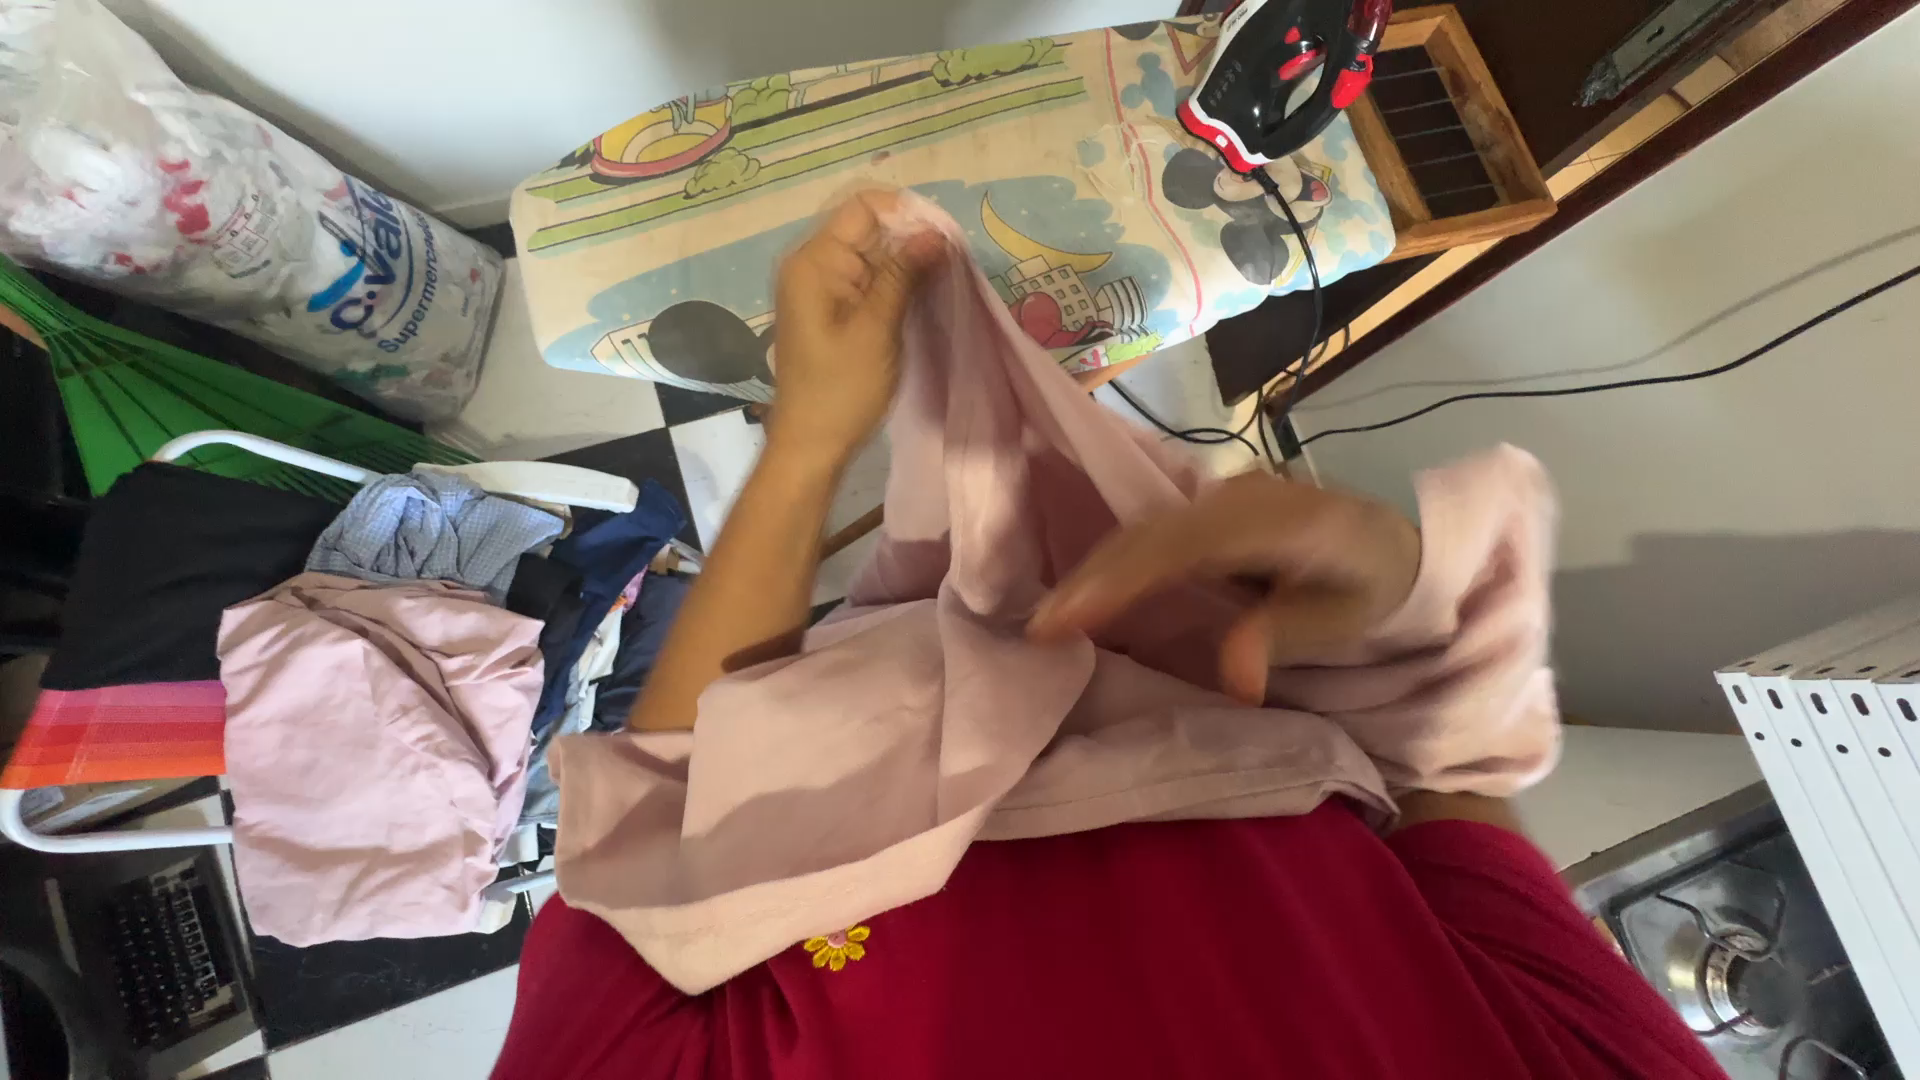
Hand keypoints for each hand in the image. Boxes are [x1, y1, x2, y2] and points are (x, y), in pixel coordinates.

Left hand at [767, 189, 943, 470]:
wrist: (812, 444)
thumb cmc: (841, 390)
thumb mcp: (877, 329)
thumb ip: (903, 275)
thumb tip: (935, 233)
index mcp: (814, 261)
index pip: (863, 208)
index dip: (906, 214)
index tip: (945, 240)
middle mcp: (812, 265)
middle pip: (868, 228)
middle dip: (910, 239)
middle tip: (951, 264)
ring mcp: (820, 290)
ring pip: (871, 256)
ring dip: (906, 264)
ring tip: (942, 281)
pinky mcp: (832, 312)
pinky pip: (865, 282)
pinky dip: (893, 285)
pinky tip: (920, 298)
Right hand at [1028, 472, 1420, 705]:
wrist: (1389, 538)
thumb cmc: (1369, 586)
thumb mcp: (1341, 619)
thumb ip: (1283, 637)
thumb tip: (1236, 683)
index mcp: (1284, 521)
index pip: (1188, 544)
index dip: (1126, 576)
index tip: (1072, 616)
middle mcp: (1241, 496)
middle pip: (1150, 532)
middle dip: (1091, 578)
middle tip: (1039, 626)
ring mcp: (1220, 494)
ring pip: (1141, 528)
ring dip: (1092, 571)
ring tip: (1049, 615)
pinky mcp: (1205, 504)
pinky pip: (1148, 531)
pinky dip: (1110, 563)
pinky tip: (1083, 592)